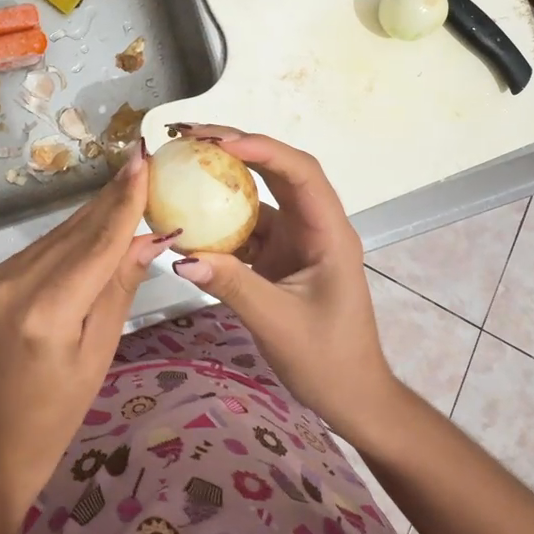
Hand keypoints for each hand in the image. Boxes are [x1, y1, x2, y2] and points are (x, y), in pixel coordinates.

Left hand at [0, 147, 176, 513]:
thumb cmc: (60, 408)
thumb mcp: (100, 352)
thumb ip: (118, 289)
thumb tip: (148, 238)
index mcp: (46, 311)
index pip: (96, 245)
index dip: (124, 203)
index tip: (143, 162)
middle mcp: (14, 284)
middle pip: (75, 232)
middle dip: (111, 197)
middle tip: (142, 161)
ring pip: (58, 235)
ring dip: (95, 212)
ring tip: (129, 183)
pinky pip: (43, 249)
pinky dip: (72, 235)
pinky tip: (97, 221)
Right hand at [167, 125, 395, 440]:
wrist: (352, 397)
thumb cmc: (328, 361)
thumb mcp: (277, 324)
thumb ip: (232, 286)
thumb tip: (180, 255)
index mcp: (329, 233)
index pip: (300, 173)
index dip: (262, 150)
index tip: (218, 143)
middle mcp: (313, 225)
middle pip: (277, 170)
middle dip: (236, 147)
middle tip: (188, 136)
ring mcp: (295, 240)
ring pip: (258, 195)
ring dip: (223, 178)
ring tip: (182, 161)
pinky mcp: (277, 256)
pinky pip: (245, 226)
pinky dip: (217, 219)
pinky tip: (186, 214)